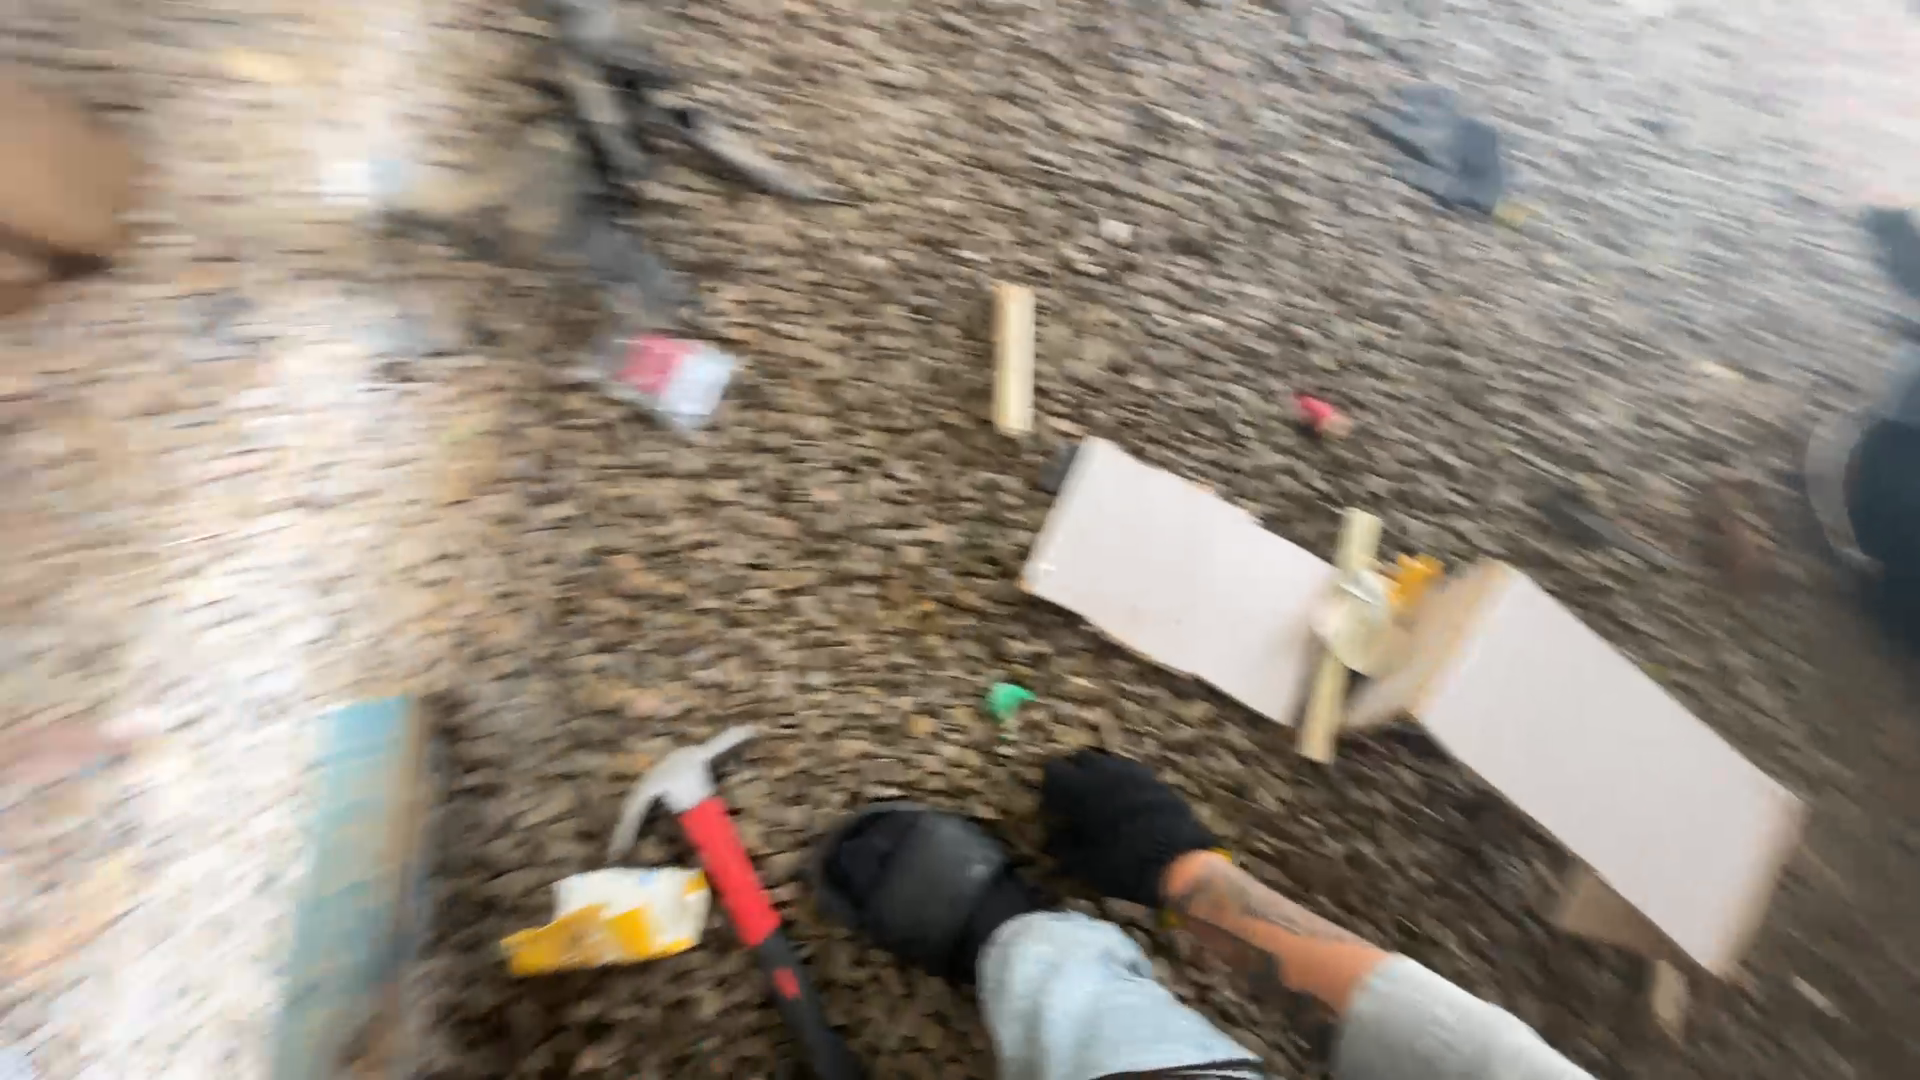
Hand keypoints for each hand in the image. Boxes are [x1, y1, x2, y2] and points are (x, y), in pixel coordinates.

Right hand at [1040, 750, 1217, 906]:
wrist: (1179, 861)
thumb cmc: (1124, 863)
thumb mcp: (1086, 864)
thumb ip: (1066, 848)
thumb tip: (1054, 841)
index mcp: (1079, 788)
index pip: (1053, 770)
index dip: (1051, 787)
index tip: (1055, 806)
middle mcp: (1103, 771)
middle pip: (1081, 757)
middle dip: (1075, 773)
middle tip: (1077, 798)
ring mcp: (1131, 771)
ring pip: (1108, 761)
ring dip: (1101, 774)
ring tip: (1104, 799)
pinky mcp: (1154, 778)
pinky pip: (1131, 771)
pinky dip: (1124, 781)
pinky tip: (1129, 803)